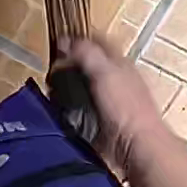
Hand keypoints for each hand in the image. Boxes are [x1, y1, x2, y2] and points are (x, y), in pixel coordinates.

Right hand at [61, 37, 186, 184]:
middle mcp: (114, 79)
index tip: (59, 43)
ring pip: (80, 86)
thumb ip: (85, 53)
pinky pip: (78, 108)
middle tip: (51, 69)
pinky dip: (66, 107)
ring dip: (65, 87)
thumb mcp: (104, 72)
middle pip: (86, 64)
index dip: (79, 39)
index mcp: (119, 63)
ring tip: (51, 90)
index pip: (97, 41)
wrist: (135, 148)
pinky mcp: (99, 120)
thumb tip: (65, 40)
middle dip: (67, 65)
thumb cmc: (125, 107)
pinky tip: (58, 109)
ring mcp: (107, 101)